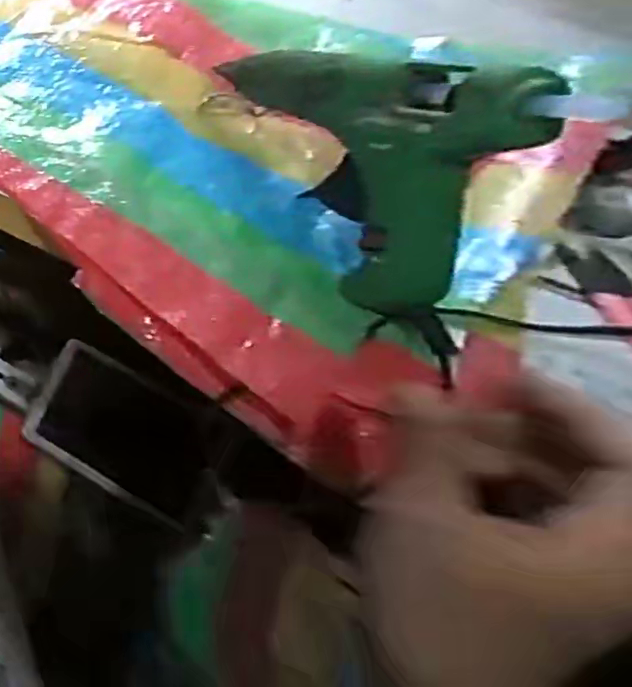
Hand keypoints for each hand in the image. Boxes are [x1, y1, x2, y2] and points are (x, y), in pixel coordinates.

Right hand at [363, 379, 631, 686]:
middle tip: (442, 400)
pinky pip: (539, 511)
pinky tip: (437, 473)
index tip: (493, 373)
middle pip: (595, 470)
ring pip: (561, 489)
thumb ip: (425, 444)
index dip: (566, 407)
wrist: (441, 685)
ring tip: (427, 432)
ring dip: (497, 452)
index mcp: (614, 545)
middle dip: (518, 427)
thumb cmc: (439, 599)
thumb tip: (417, 383)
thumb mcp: (418, 513)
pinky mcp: (556, 578)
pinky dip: (492, 481)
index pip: (626, 457)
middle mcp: (620, 555)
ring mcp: (591, 571)